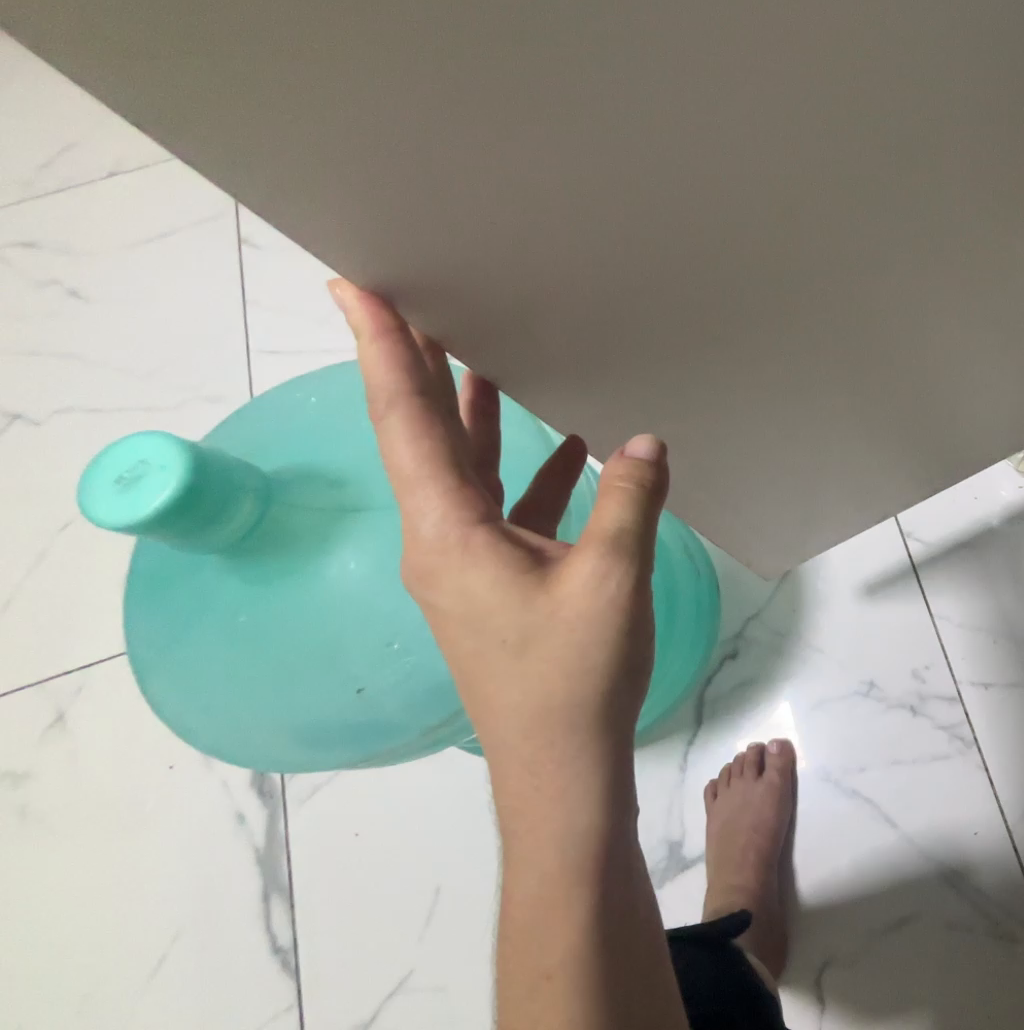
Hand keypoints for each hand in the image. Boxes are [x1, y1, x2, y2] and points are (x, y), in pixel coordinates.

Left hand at [330, 279, 667, 763]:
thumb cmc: (573, 671)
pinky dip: (528, 469)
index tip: (357, 287)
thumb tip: (644, 440)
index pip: (409, 423)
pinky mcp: (499, 581)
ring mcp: (469, 562)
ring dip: (474, 413)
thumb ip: (627, 500)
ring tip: (489, 354)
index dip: (385, 352)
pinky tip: (569, 448)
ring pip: (465, 469)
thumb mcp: (611, 578)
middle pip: (425, 436)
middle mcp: (443, 539)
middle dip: (418, 367)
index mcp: (450, 532)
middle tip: (415, 300)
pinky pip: (504, 505)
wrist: (559, 759)